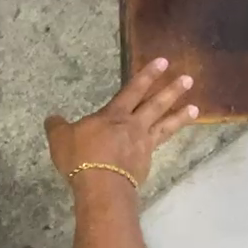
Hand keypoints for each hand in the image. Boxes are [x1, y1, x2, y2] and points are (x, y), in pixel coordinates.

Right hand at [45, 58, 198, 188]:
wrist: (101, 185)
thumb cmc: (81, 157)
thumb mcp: (60, 138)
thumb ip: (58, 126)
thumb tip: (52, 118)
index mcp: (112, 115)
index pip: (132, 90)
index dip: (147, 75)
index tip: (163, 62)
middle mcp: (132, 126)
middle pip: (155, 105)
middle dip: (171, 90)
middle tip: (188, 79)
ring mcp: (142, 145)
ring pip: (165, 126)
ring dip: (180, 116)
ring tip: (195, 108)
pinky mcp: (145, 162)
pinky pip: (159, 145)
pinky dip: (166, 139)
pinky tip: (169, 137)